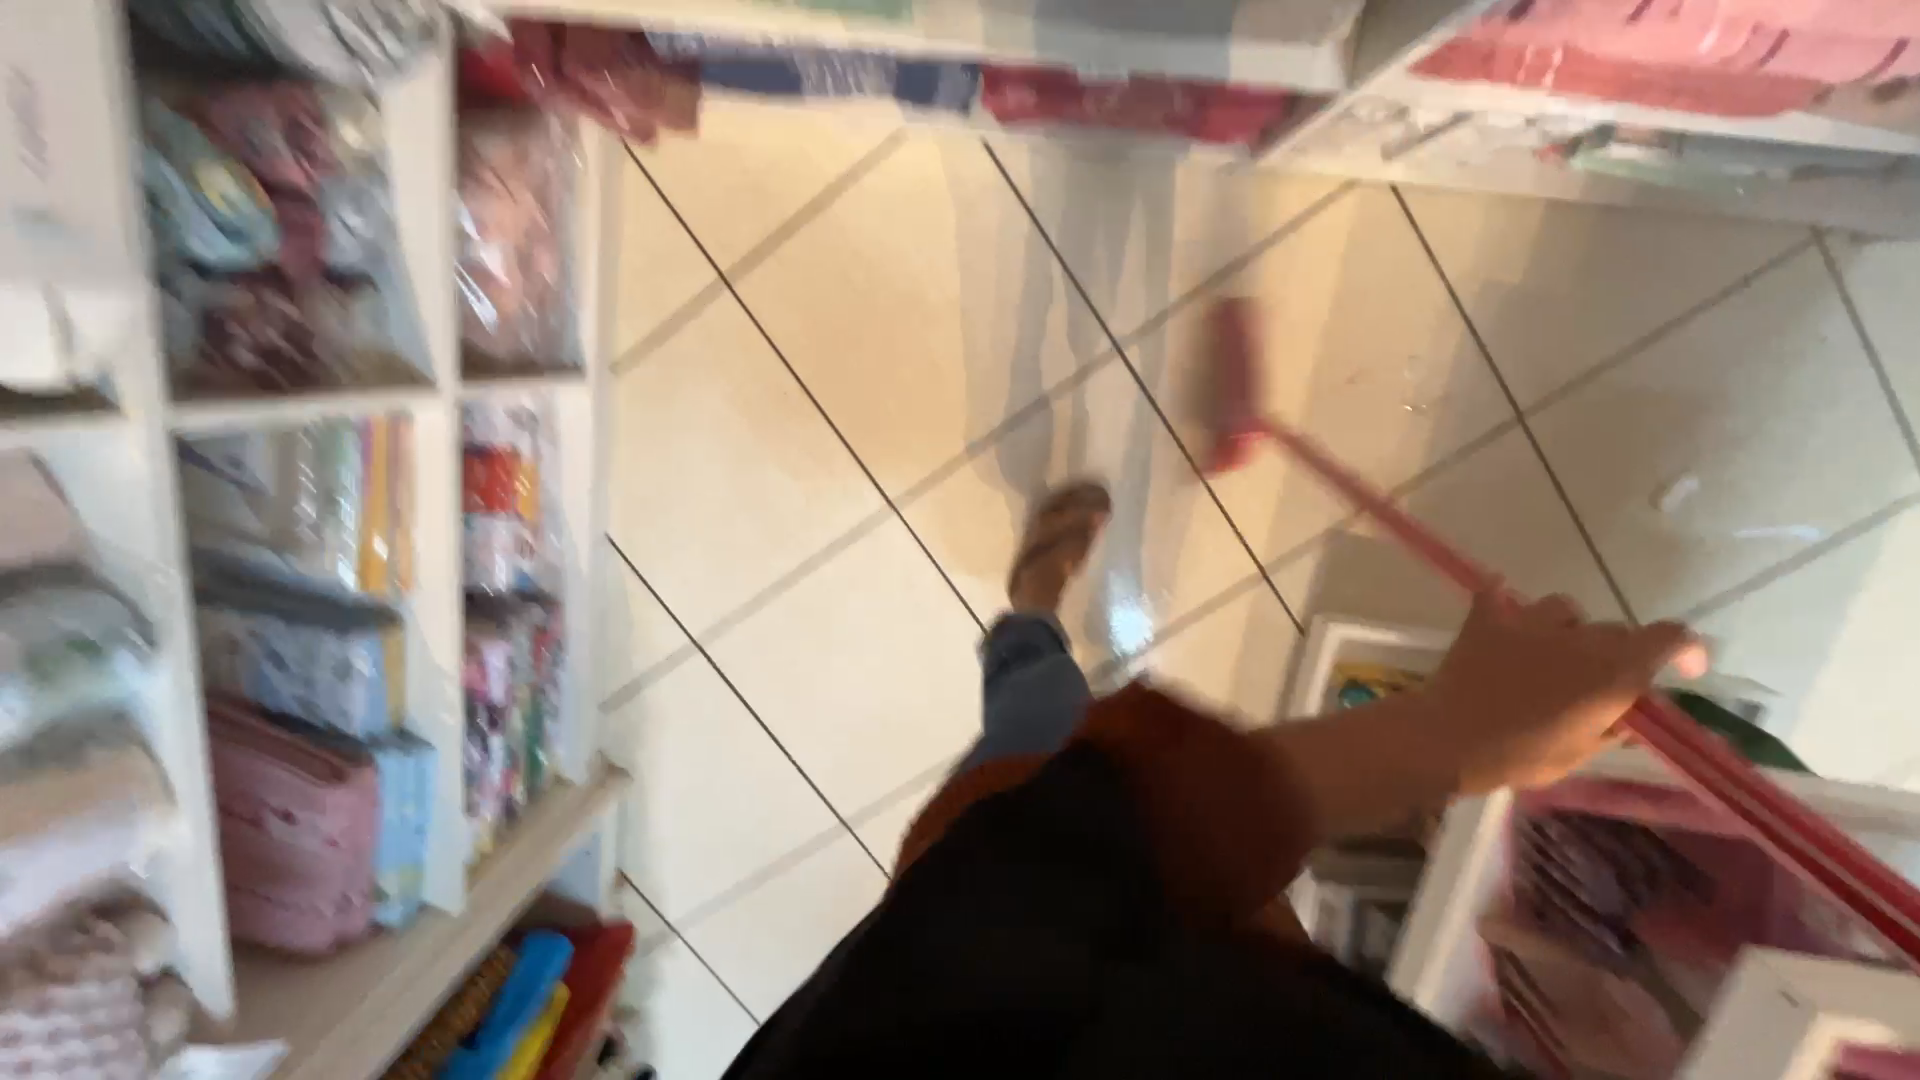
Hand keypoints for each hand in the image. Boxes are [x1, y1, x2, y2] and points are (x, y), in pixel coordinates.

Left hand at [1425, 588, 1708, 792]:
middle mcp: (1576, 638)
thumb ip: (1615, 724)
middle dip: (1614, 651)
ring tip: (1547, 651)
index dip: (1683, 649)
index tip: (1679, 669)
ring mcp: (1525, 622)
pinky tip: (1501, 612)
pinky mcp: (1483, 620)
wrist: (1449, 738)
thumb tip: (1629, 710)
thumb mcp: (1585, 751)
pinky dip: (1501, 598)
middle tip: (1593, 679)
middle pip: (1612, 629)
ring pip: (1561, 608)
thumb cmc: (1522, 755)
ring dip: (1564, 626)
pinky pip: (1495, 593)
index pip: (1668, 636)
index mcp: (1612, 670)